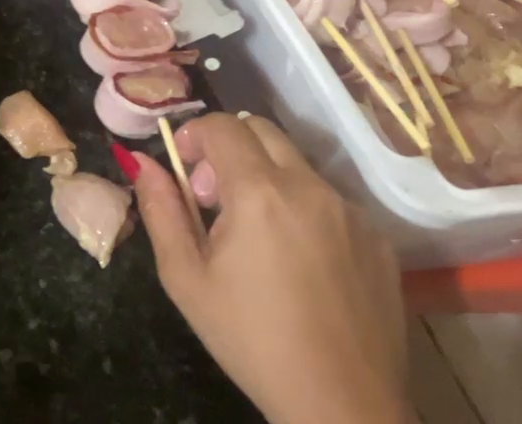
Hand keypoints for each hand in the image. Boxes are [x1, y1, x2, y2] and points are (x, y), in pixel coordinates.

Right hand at [133, 114, 412, 423]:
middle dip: (230, 147)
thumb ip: (161, 209)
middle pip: (263, 131)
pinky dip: (304, 209)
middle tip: (214, 196)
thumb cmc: (251, 339)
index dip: (194, 134)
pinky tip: (298, 262)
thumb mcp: (185, 277)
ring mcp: (353, 213)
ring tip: (255, 235)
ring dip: (267, 178)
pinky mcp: (380, 241)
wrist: (343, 406)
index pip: (223, 126)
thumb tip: (142, 160)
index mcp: (259, 192)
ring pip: (298, 166)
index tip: (183, 166)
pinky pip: (331, 202)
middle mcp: (311, 188)